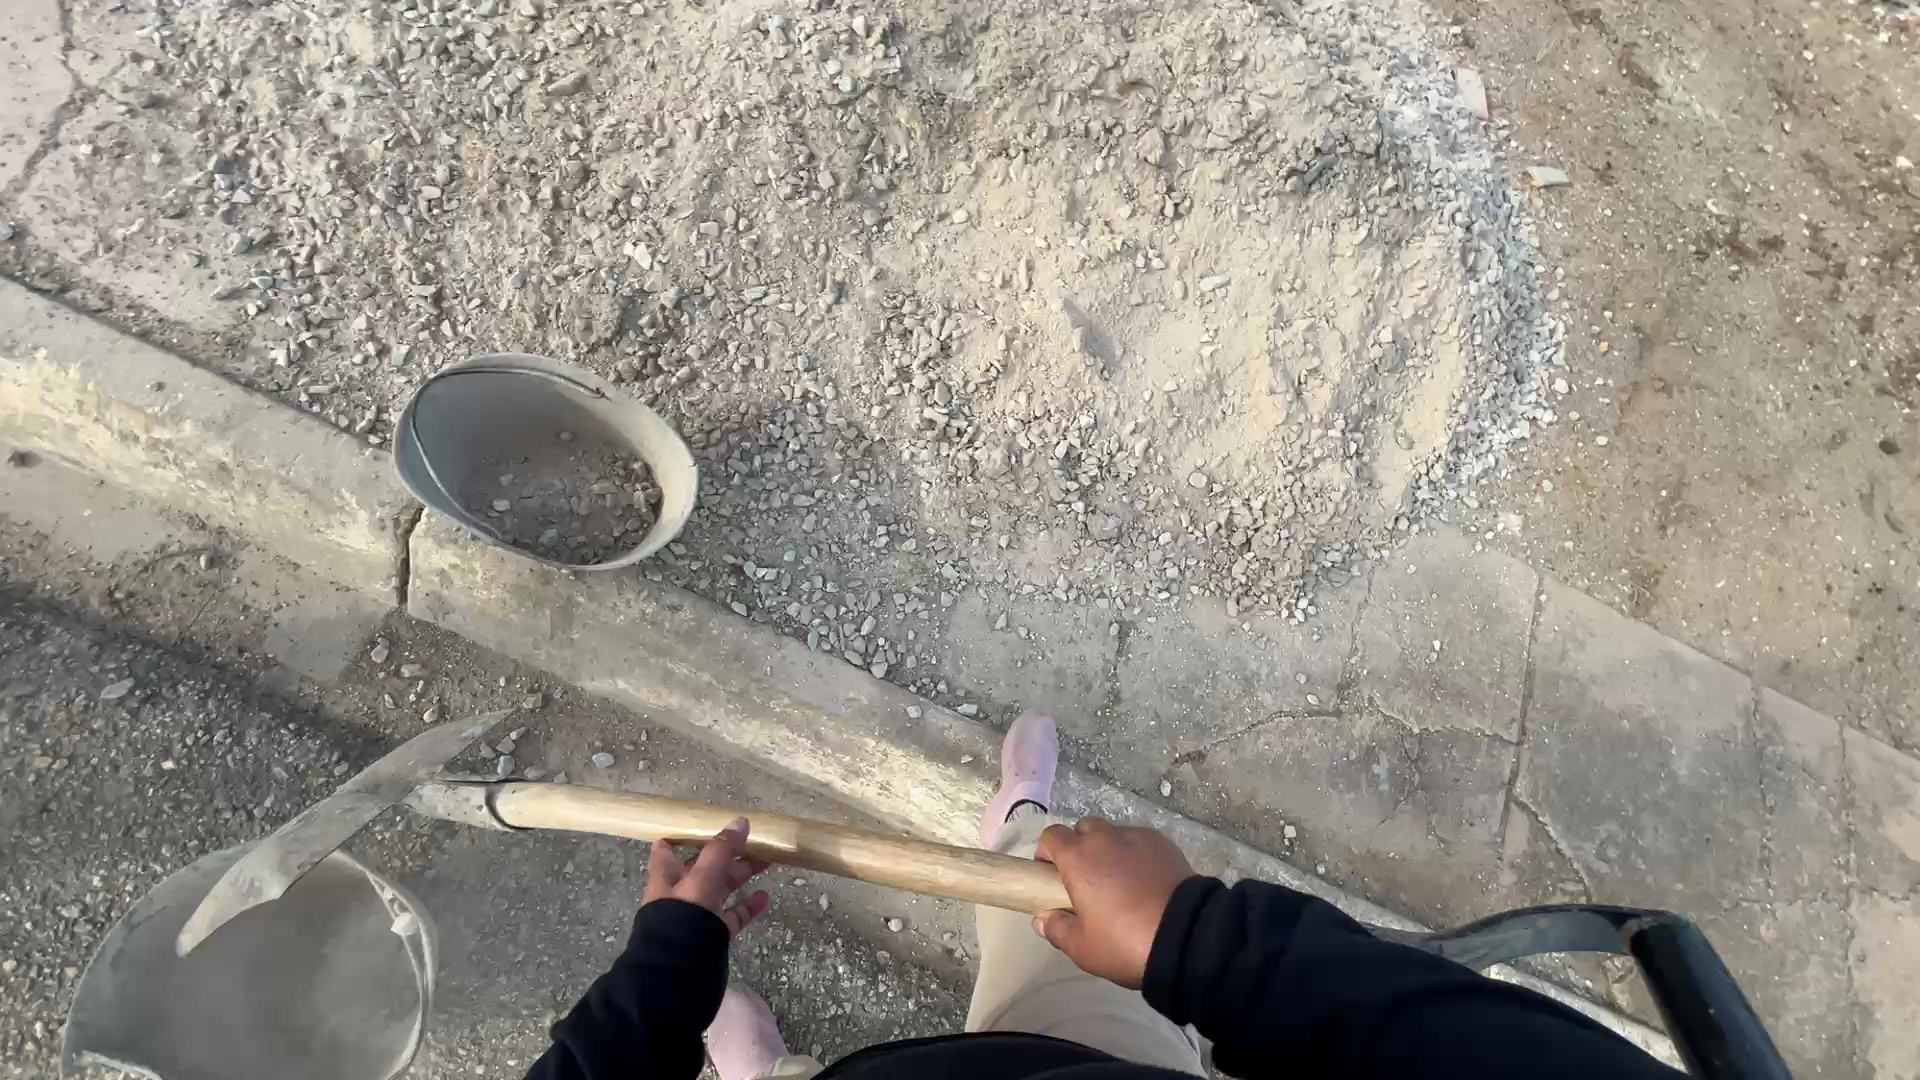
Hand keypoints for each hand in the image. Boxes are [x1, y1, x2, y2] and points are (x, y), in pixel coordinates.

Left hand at [642, 817, 770, 935]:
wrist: (679, 970)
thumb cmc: (683, 915)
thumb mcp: (702, 877)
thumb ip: (722, 849)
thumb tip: (741, 822)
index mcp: (669, 876)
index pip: (667, 850)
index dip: (681, 836)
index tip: (704, 823)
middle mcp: (682, 893)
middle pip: (706, 866)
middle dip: (729, 851)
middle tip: (756, 839)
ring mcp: (698, 914)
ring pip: (722, 887)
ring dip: (743, 873)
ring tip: (767, 861)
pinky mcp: (713, 933)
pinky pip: (733, 914)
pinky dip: (748, 905)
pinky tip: (764, 897)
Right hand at [1031, 817, 1194, 988]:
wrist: (1186, 936)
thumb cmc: (1125, 941)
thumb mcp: (1083, 949)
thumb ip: (1057, 929)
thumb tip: (1041, 919)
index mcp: (1077, 858)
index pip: (1051, 836)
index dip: (1048, 853)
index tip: (1053, 877)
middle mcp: (1103, 837)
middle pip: (1083, 830)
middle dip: (1080, 848)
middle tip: (1088, 881)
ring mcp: (1135, 836)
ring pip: (1112, 833)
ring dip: (1109, 850)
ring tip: (1121, 882)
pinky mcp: (1162, 842)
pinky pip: (1139, 841)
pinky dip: (1136, 854)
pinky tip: (1147, 881)